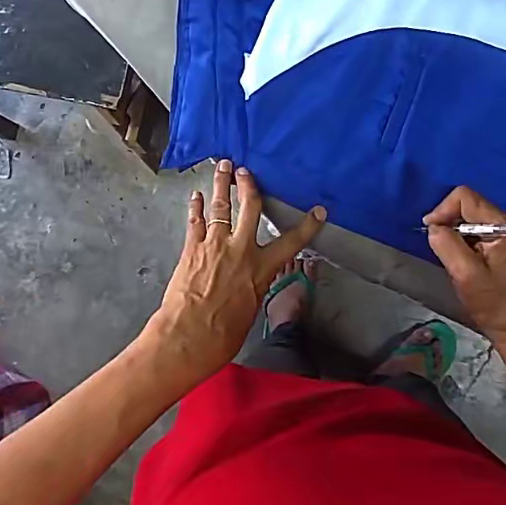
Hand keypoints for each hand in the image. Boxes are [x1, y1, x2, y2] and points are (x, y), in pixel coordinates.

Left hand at [140, 159, 325, 386]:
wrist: (186, 337)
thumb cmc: (223, 334)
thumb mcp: (252, 308)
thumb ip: (255, 286)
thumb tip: (252, 281)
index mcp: (261, 267)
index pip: (292, 241)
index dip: (308, 225)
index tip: (319, 211)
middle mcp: (240, 249)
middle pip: (249, 208)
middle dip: (248, 185)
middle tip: (246, 169)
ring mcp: (214, 246)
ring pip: (220, 207)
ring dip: (221, 185)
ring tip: (222, 167)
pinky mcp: (191, 250)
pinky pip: (195, 223)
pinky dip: (195, 208)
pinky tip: (194, 197)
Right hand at [423, 186, 505, 340]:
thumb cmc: (491, 301)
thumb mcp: (465, 274)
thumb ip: (448, 245)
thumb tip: (434, 226)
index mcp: (503, 225)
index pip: (466, 197)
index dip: (443, 209)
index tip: (432, 230)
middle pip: (467, 203)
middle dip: (448, 219)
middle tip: (438, 244)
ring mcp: (504, 229)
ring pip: (468, 214)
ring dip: (453, 230)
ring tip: (449, 253)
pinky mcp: (499, 239)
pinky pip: (473, 226)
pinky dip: (460, 237)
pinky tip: (459, 255)